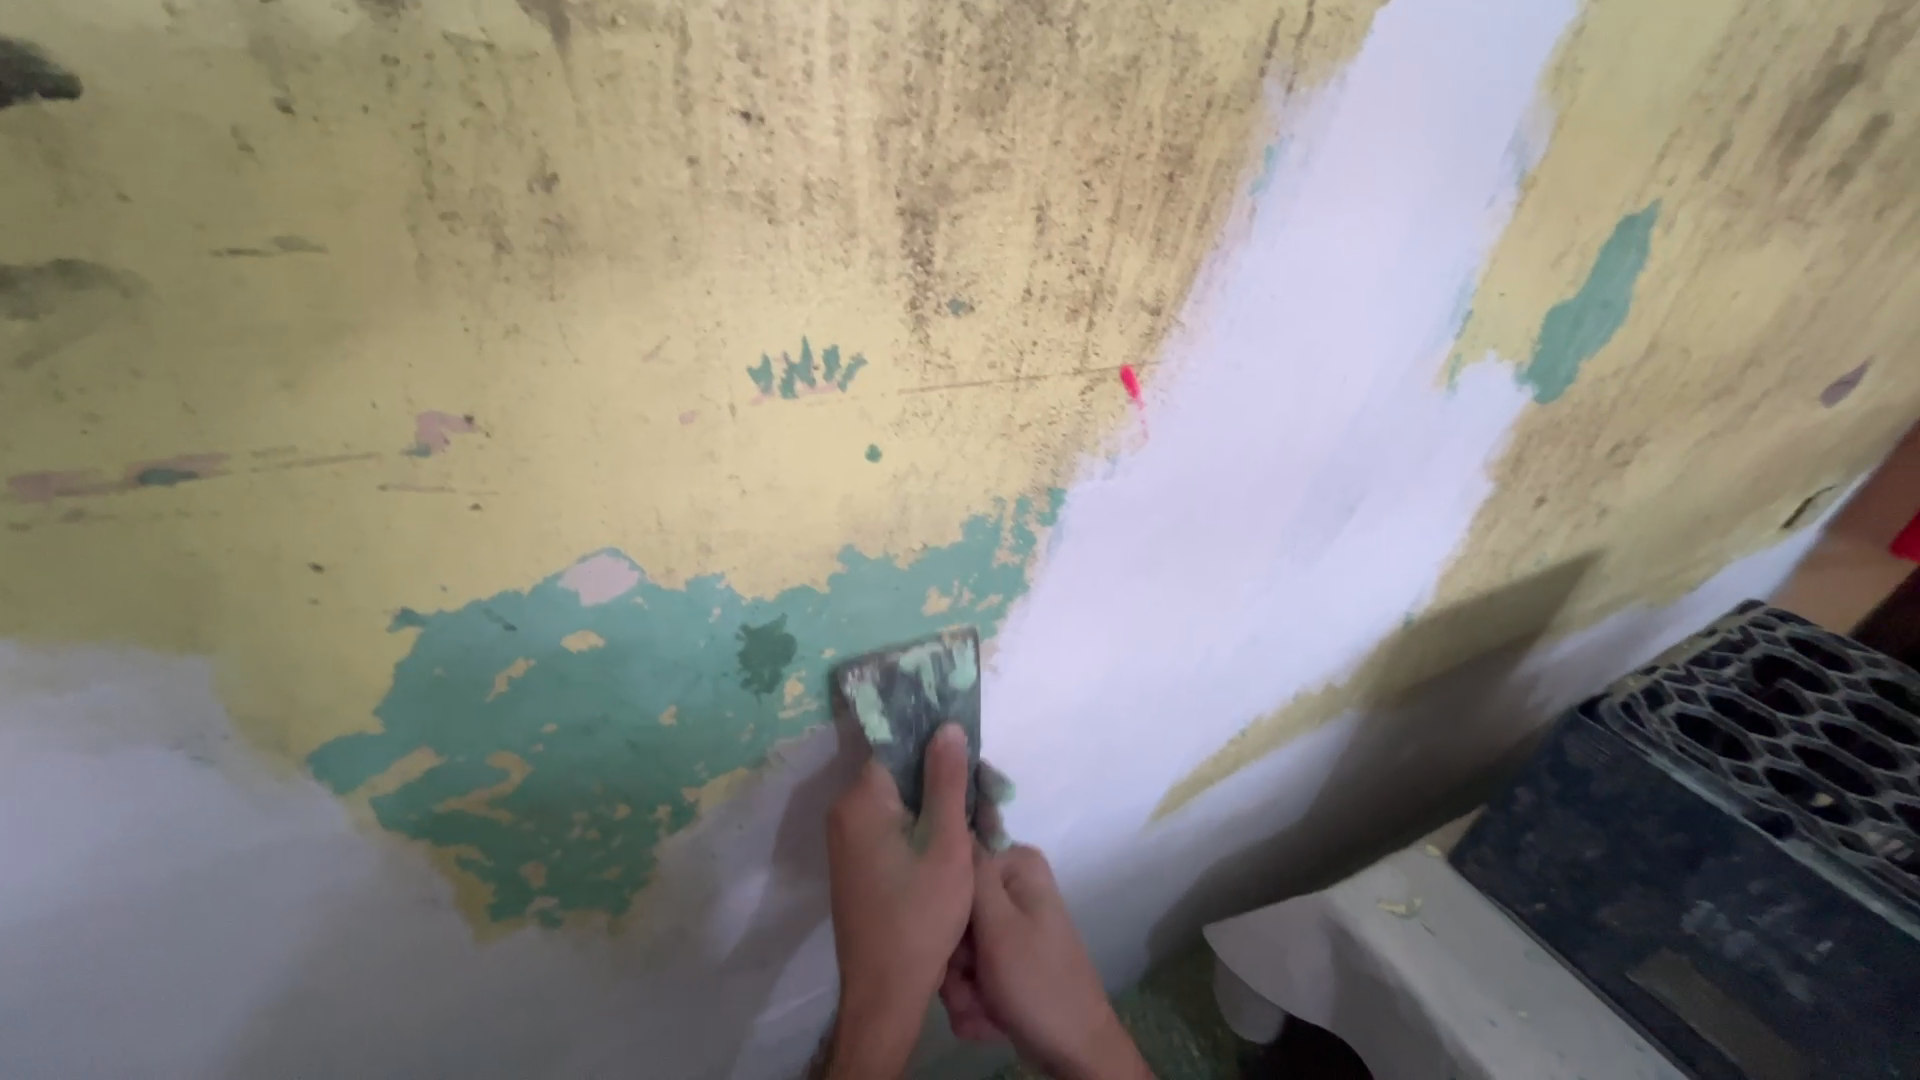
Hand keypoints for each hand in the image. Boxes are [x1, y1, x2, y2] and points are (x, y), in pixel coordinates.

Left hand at [824, 725, 974, 1078]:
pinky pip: (892, 828)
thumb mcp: (946, 843)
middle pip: (900, 776)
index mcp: (860, 801)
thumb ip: (947, 780)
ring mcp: (847, 841)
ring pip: (900, 804)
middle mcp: (845, 814)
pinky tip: (953, 846)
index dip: (938, 750)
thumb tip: (946, 725)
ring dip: (937, 808)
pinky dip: (921, 829)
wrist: (886, 992)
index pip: (900, 749)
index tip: (974, 762)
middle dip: (943, 782)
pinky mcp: (856, 864)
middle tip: (988, 798)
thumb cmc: (920, 916)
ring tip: (979, 823)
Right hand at [942, 845, 1153, 1079]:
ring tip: (984, 1005)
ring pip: (955, 951)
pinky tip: (991, 1017)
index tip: (958, 939)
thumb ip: (973, 872)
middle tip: (973, 981)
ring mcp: (1008, 928)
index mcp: (1017, 866)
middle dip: (955, 960)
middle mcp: (1013, 888)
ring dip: (962, 987)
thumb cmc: (1037, 984)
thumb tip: (955, 817)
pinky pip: (968, 976)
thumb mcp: (998, 925)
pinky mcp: (1004, 962)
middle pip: (953, 914)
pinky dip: (975, 1001)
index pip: (956, 866)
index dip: (949, 907)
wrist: (1076, 1052)